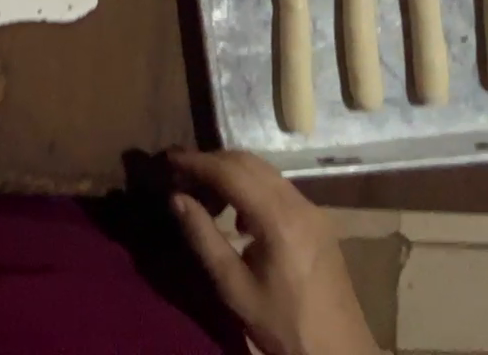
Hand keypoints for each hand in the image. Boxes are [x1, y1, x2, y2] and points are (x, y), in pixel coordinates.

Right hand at [169, 150, 380, 354]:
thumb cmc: (283, 327)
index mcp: (279, 220)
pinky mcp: (319, 223)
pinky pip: (278, 188)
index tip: (168, 160)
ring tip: (202, 192)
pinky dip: (251, 186)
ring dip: (230, 172)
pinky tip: (237, 216)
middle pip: (248, 163)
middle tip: (180, 174)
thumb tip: (176, 197)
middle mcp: (300, 205)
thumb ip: (203, 237)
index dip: (196, 162)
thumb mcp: (234, 287)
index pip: (229, 172)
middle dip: (211, 162)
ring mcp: (314, 212)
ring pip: (264, 171)